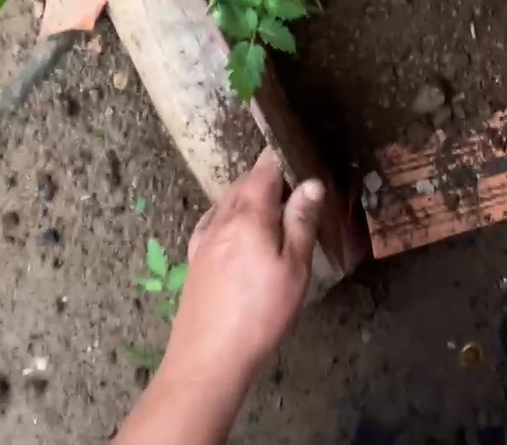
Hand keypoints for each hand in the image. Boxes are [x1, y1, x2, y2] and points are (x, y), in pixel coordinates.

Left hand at [158, 149, 323, 390]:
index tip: (296, 145)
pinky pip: (213, 220)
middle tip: (294, 175)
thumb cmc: (259, 312)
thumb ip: (301, 220)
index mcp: (249, 215)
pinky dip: (229, 211)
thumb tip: (311, 182)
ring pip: (227, 201)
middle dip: (267, 174)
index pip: (264, 169)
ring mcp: (204, 240)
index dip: (280, 154)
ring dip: (248, 192)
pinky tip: (233, 222)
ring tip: (272, 197)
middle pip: (244, 183)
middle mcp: (222, 220)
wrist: (206, 361)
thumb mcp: (294, 266)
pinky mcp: (195, 261)